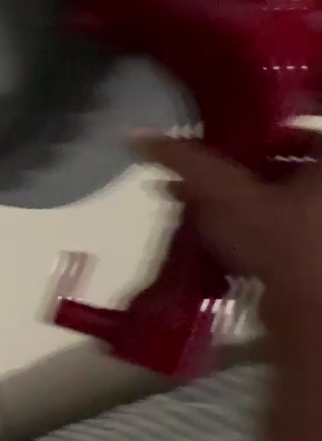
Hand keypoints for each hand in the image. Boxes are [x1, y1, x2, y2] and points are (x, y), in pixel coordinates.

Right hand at [138, 133, 321, 354]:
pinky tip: (213, 233)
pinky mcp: (312, 252)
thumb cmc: (280, 242)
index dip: (252, 132)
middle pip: (283, 164)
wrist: (314, 309)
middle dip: (231, 169)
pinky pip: (281, 225)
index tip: (214, 142)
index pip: (295, 131)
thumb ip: (180, 160)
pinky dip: (246, 223)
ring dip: (232, 198)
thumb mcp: (219, 193)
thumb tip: (136, 135)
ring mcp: (320, 221)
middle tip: (190, 177)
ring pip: (277, 196)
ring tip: (189, 206)